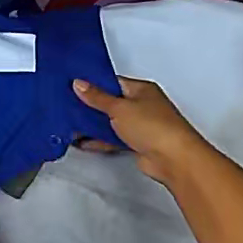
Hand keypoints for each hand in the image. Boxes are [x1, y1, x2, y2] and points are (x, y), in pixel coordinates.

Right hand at [72, 77, 224, 185]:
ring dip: (93, 124)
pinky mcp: (137, 144)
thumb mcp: (119, 107)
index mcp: (142, 89)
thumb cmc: (155, 127)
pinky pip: (113, 138)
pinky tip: (83, 141)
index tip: (73, 85)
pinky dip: (99, 140)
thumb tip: (79, 84)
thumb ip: (97, 97)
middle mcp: (142, 105)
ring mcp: (140, 125)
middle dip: (91, 105)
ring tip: (70, 123)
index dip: (93, 83)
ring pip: (111, 121)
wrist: (174, 160)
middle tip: (67, 103)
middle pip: (111, 102)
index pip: (113, 82)